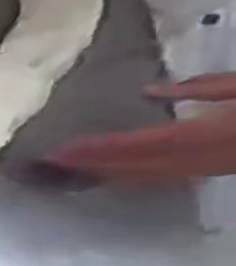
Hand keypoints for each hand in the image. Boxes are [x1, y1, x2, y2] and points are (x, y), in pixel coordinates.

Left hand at [45, 74, 235, 181]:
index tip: (59, 150)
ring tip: (68, 169)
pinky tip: (115, 174)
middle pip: (134, 164)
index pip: (139, 145)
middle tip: (46, 164)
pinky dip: (135, 176)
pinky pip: (168, 177)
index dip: (97, 149)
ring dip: (105, 172)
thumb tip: (154, 89)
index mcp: (212, 133)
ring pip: (148, 174)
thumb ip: (208, 88)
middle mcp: (207, 155)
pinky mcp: (221, 170)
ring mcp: (215, 166)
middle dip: (89, 164)